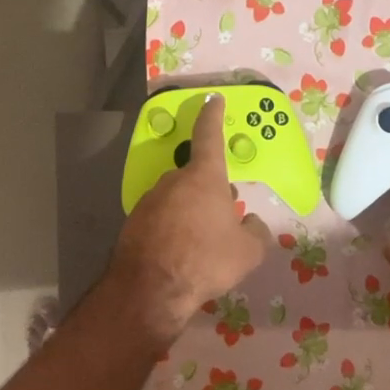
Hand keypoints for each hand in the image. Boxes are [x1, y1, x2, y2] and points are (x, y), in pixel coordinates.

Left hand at [102, 95, 271, 339]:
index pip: (209, 135)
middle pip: (195, 176)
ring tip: (201, 243)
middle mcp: (173, 181)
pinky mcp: (133, 222)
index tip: (213, 99)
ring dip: (190, 211)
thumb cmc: (205, 261)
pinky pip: (161, 218)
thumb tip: (250, 222)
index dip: (213, 115)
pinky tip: (178, 254)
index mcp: (204, 177)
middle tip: (223, 217)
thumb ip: (255, 230)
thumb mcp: (249, 251)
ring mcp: (149, 200)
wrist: (151, 289)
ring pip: (177, 198)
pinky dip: (171, 228)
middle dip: (210, 190)